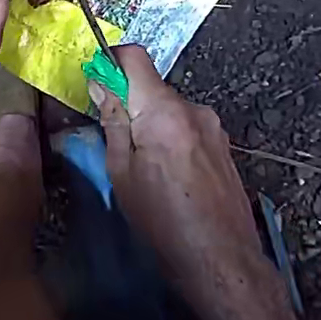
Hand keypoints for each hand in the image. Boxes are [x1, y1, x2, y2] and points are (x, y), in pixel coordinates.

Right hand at [92, 46, 297, 319]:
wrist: (222, 262)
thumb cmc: (161, 220)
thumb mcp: (122, 172)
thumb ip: (113, 121)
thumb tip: (101, 85)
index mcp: (163, 110)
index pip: (135, 57)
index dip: (111, 60)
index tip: (96, 80)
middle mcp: (193, 108)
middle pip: (152, 87)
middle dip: (129, 102)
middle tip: (113, 138)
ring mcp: (214, 127)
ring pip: (170, 110)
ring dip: (152, 123)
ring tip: (145, 167)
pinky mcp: (224, 146)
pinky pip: (188, 127)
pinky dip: (172, 137)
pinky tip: (170, 176)